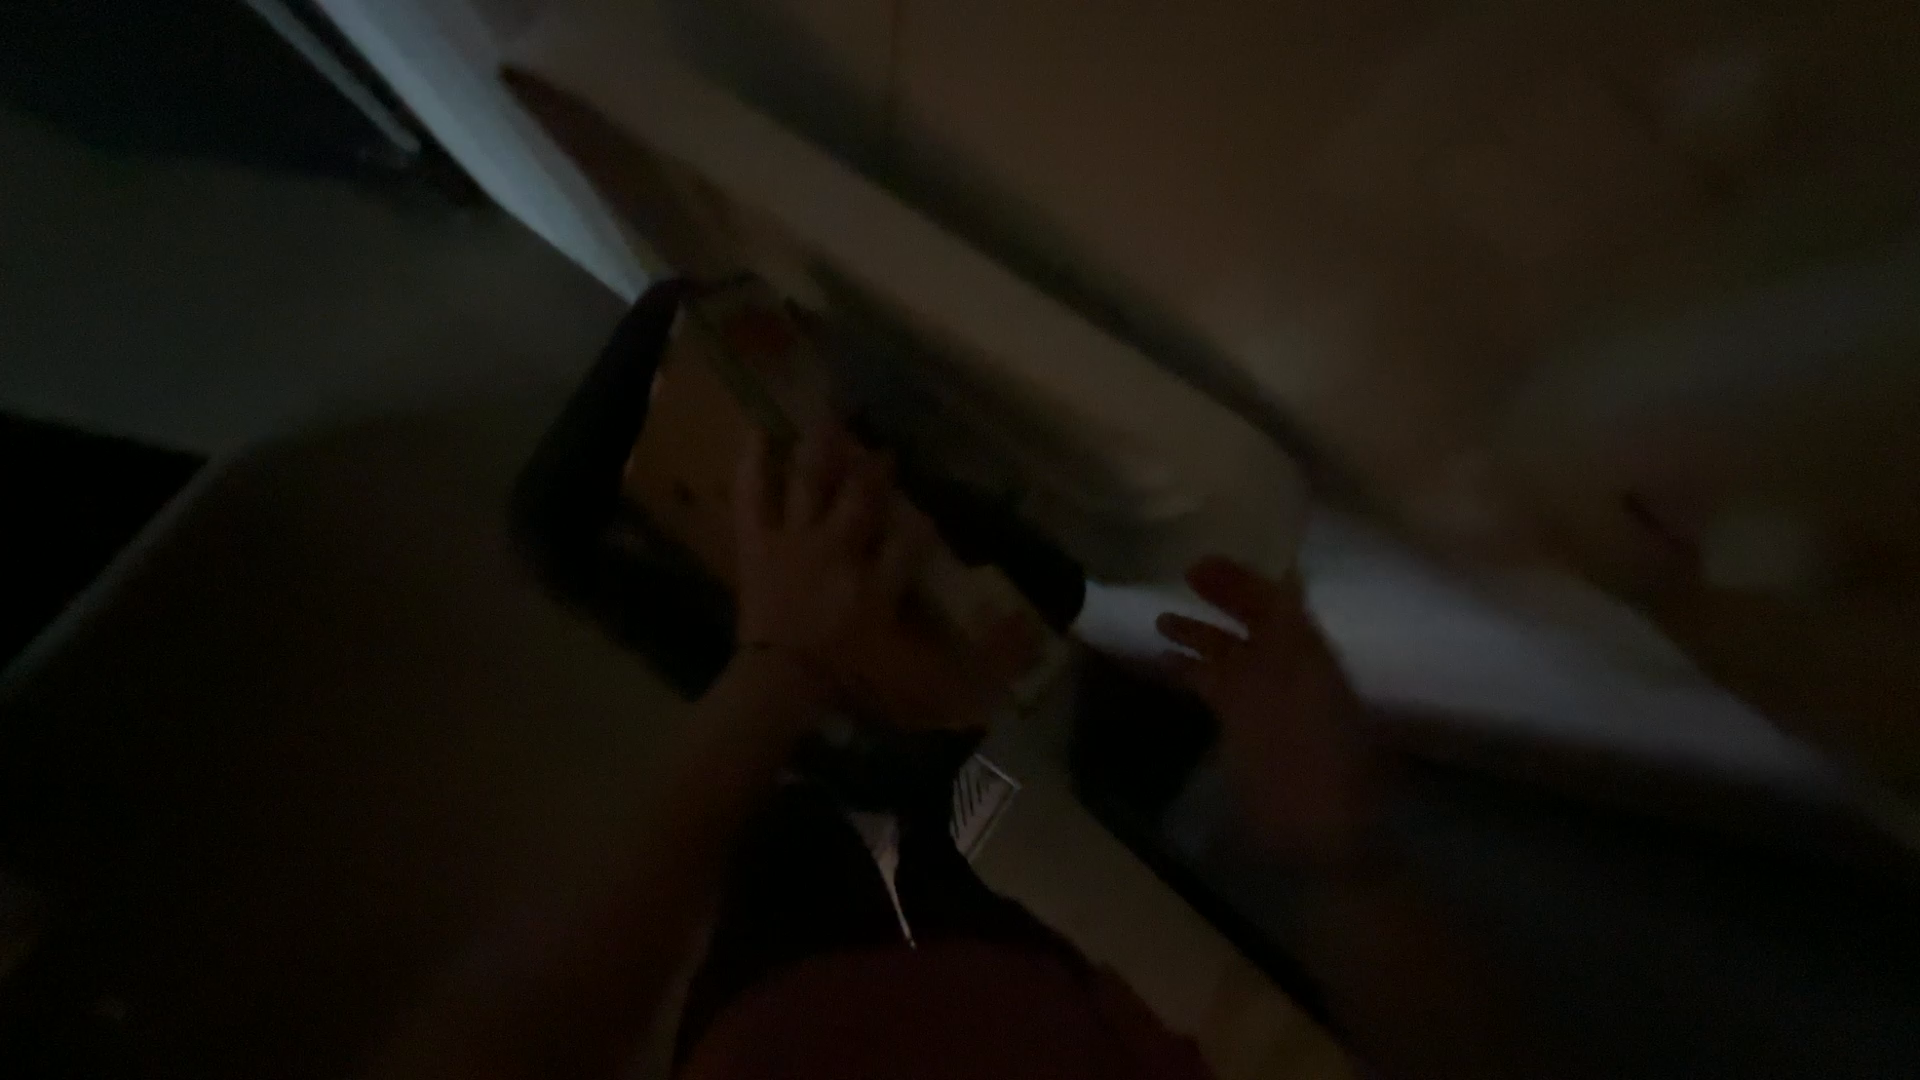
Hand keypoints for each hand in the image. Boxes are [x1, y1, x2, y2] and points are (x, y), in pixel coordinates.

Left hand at [732, 423, 1026, 730]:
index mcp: (879, 581)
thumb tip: (1029, 633)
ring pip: (812, 482)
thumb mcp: (924, 679)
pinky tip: (757, 429)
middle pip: (861, 496)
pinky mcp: (759, 544)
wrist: (779, 685)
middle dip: (875, 470)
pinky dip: (754, 462)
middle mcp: (841, 548)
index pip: (911, 540)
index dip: (922, 524)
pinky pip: (754, 494)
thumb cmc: (852, 681)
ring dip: (824, 450)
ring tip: (831, 415)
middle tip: (885, 447)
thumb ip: (978, 662)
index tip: (929, 514)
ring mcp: (796, 540)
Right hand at [1157, 558, 1376, 861]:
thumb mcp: (1303, 688)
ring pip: (1231, 654)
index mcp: (1310, 659)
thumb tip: (1287, 580)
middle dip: (1223, 598)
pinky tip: (1166, 663)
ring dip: (1201, 635)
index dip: (1245, 579)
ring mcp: (1267, 701)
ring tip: (1161, 620)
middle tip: (1184, 576)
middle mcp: (1290, 672)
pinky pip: (1216, 686)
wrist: (1317, 836)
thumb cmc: (1311, 761)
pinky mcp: (1246, 728)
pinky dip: (1192, 670)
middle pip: (1255, 624)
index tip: (1204, 563)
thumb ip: (1292, 633)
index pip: (1279, 603)